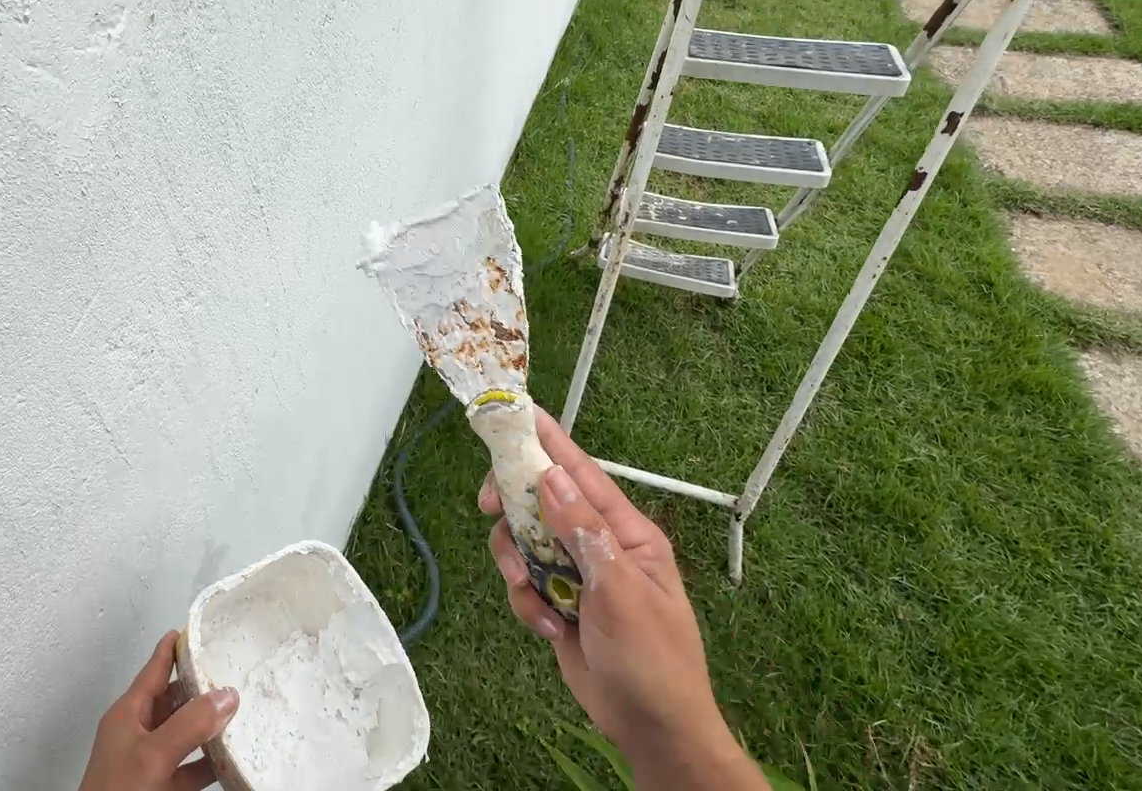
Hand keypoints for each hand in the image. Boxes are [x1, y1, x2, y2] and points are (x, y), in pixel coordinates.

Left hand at [77, 630, 239, 790]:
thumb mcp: (154, 755)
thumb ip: (190, 724)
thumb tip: (228, 694)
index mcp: (128, 713)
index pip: (155, 668)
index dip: (175, 647)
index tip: (197, 628)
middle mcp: (137, 732)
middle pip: (172, 700)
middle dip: (200, 687)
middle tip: (231, 671)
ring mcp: (146, 762)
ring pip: (183, 734)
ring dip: (208, 726)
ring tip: (239, 712)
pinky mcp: (157, 788)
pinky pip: (187, 768)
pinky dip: (207, 762)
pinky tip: (229, 760)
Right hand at [481, 407, 765, 789]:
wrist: (650, 730)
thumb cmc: (652, 660)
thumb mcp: (621, 592)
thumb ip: (583, 531)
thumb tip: (551, 476)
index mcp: (624, 530)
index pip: (580, 472)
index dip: (548, 440)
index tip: (516, 411)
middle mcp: (595, 541)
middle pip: (540, 499)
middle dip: (513, 504)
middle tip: (489, 506)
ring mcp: (574, 571)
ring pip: (522, 540)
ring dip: (515, 563)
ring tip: (529, 594)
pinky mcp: (555, 598)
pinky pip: (521, 580)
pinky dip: (524, 599)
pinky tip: (546, 626)